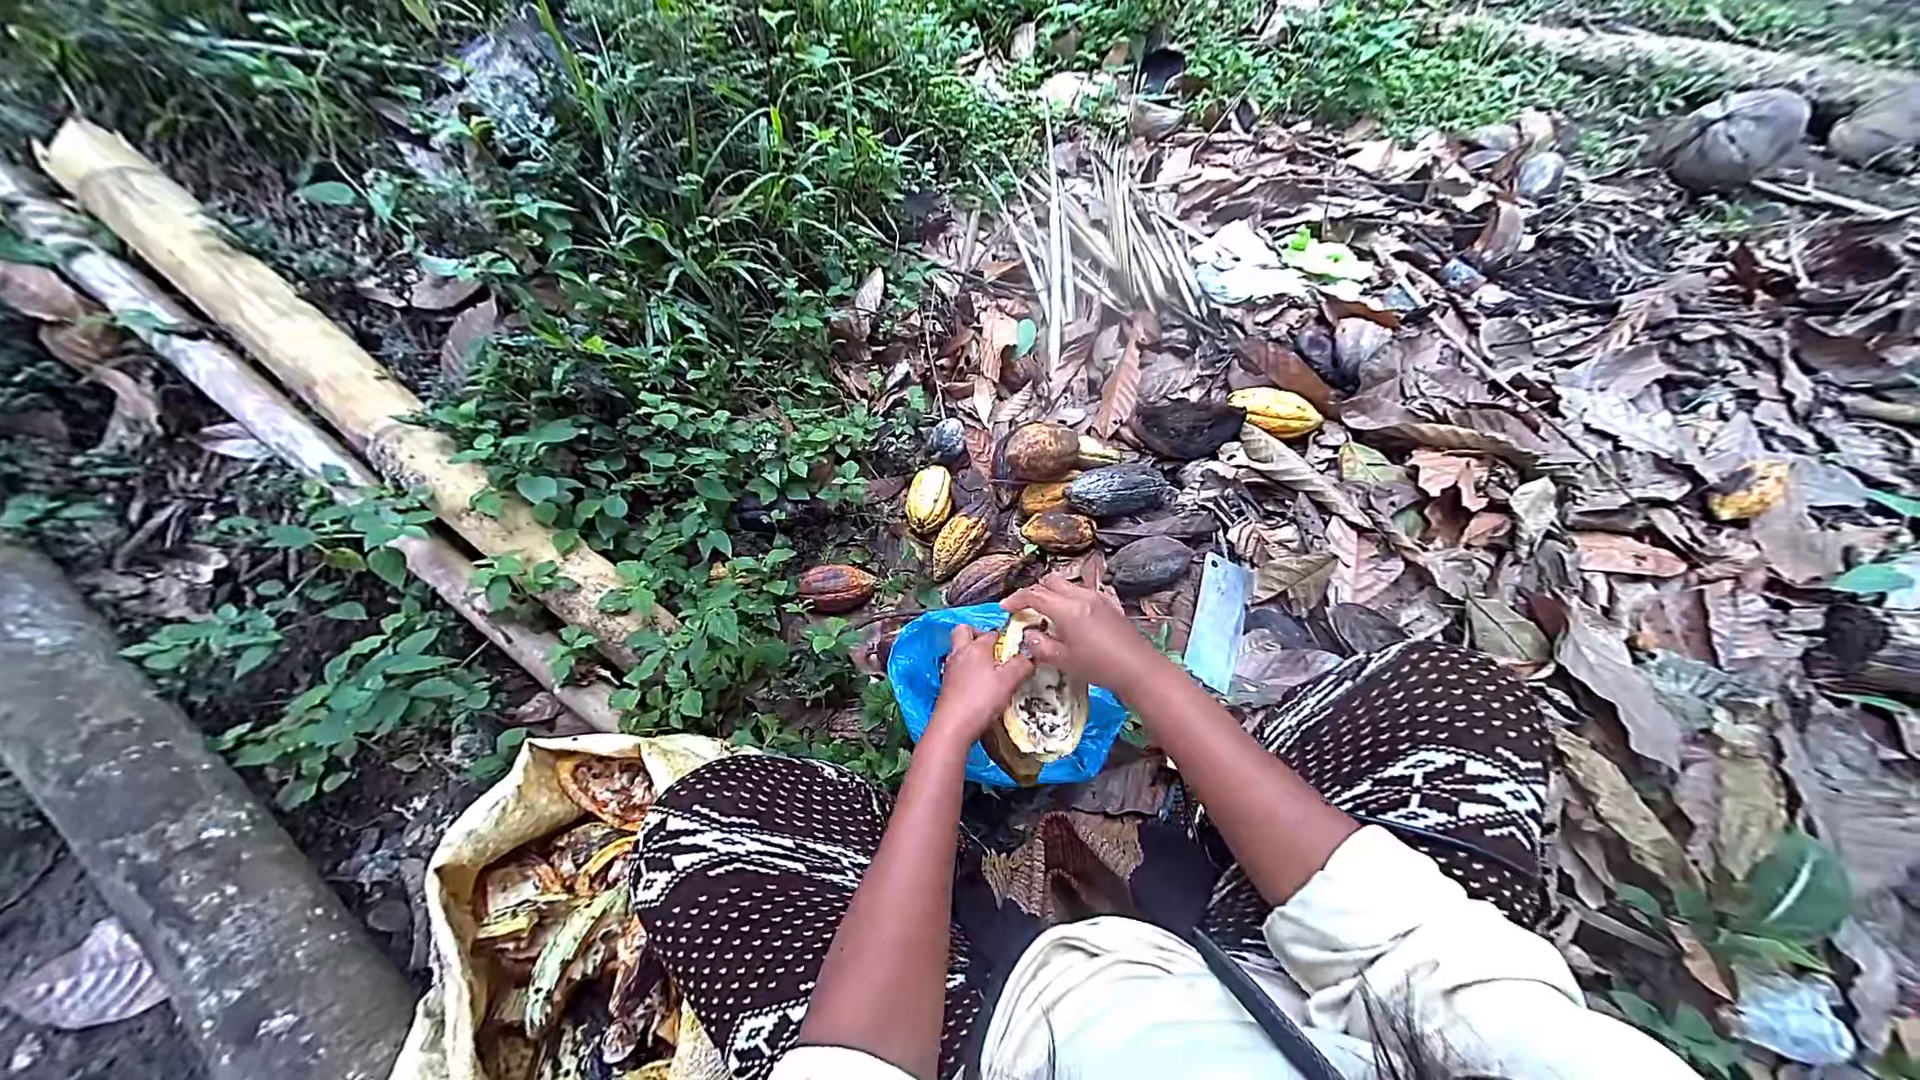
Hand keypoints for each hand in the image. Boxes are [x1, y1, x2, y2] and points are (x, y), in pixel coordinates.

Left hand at [924, 625, 1033, 752]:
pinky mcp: (946, 684)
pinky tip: (978, 684)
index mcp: (976, 647)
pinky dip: (966, 670)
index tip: (1013, 647)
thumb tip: (1029, 657)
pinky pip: (957, 668)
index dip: (1003, 637)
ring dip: (971, 653)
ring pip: (959, 650)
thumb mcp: (1009, 681)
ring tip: (988, 668)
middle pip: (964, 631)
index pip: (991, 633)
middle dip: (977, 633)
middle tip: (992, 647)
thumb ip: (1021, 665)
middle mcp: (960, 653)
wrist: (953, 726)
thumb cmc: (981, 699)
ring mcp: (950, 668)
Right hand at [1000, 575, 1166, 696]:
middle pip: (1050, 582)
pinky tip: (1071, 617)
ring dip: (1053, 594)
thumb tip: (1029, 634)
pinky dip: (1070, 599)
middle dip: (1034, 592)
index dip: (1016, 599)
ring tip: (1047, 615)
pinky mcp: (1110, 604)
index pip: (1034, 594)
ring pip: (1067, 585)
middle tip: (1026, 609)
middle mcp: (1082, 596)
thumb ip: (1040, 645)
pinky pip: (1083, 592)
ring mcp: (1098, 597)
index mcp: (1067, 609)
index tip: (1005, 608)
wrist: (1139, 669)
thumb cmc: (1099, 666)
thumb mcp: (1062, 661)